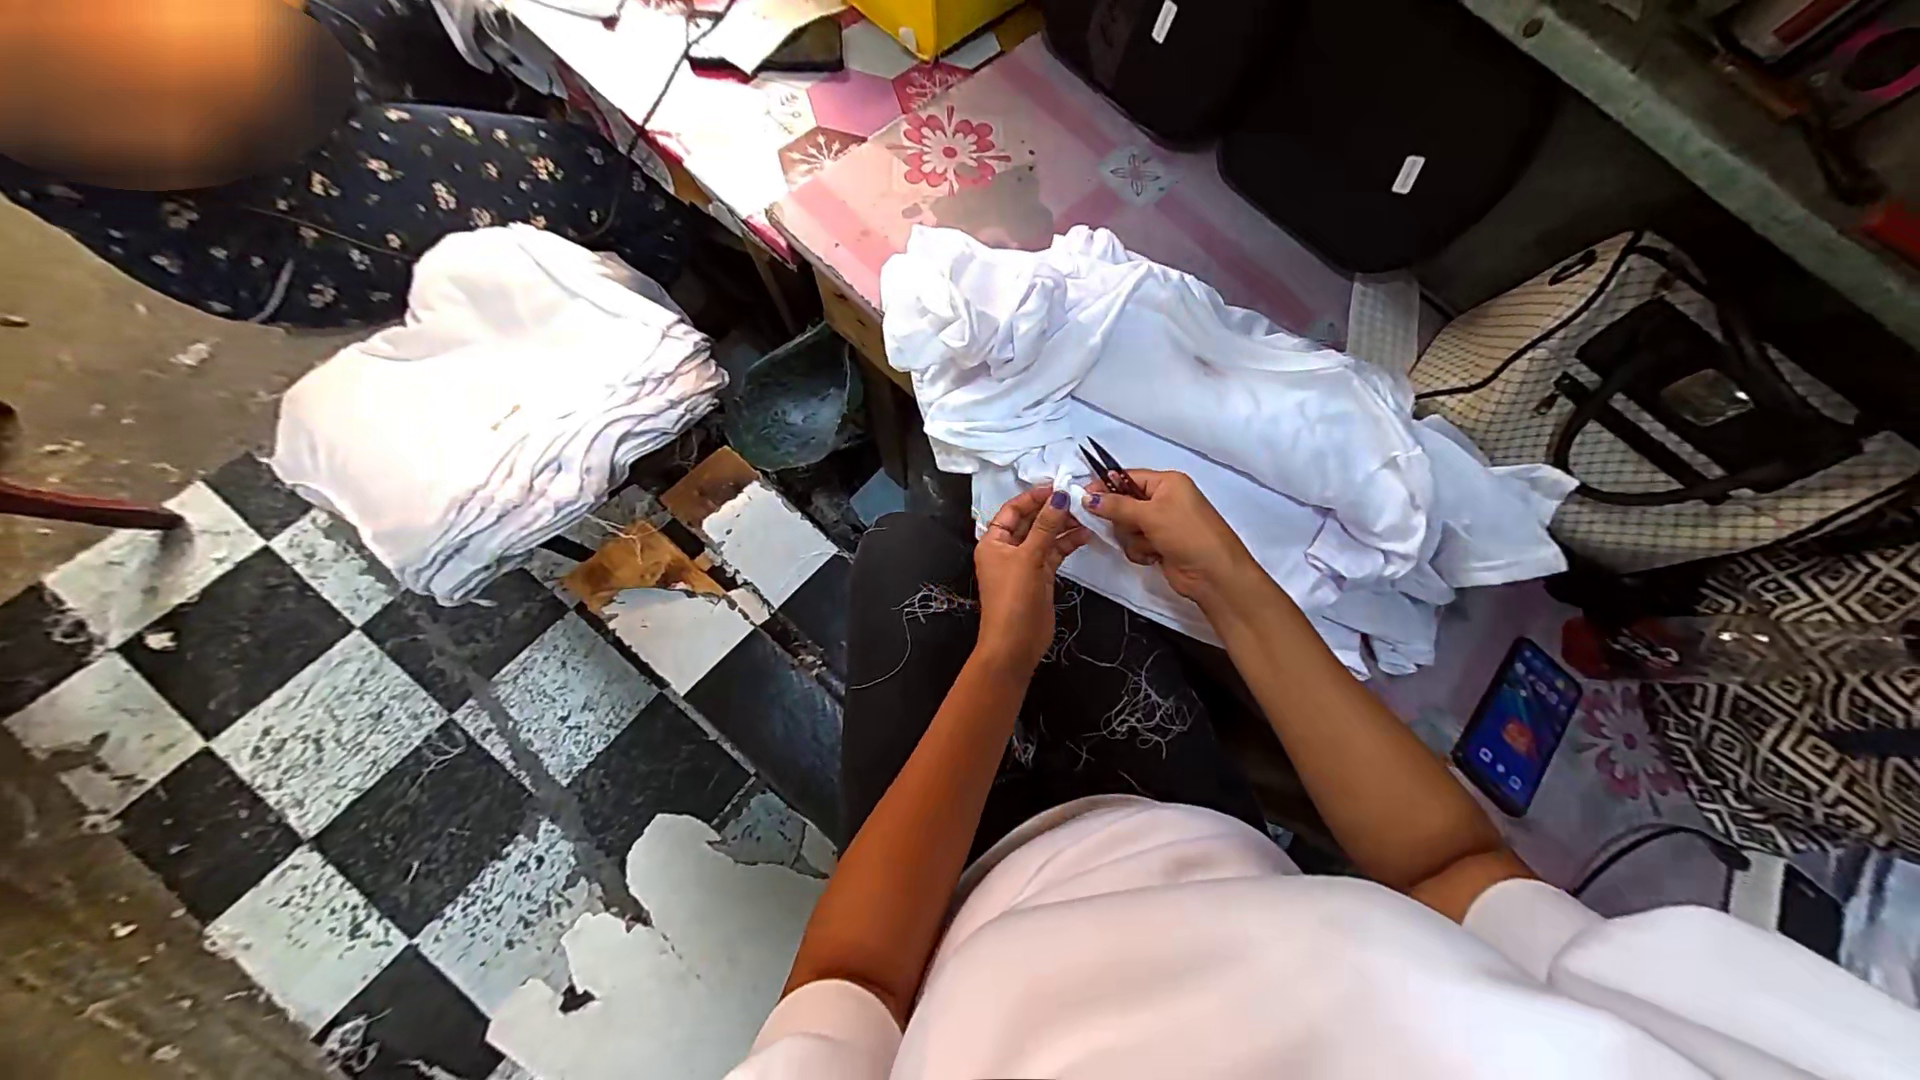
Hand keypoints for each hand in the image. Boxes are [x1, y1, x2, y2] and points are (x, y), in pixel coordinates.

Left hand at [973, 484, 1089, 673]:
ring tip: (1085, 515)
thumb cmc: (1012, 601)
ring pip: (1045, 536)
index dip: (1033, 497)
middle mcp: (1007, 549)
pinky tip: (1084, 535)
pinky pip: (1054, 552)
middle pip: (1030, 521)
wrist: (1015, 644)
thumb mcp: (1028, 558)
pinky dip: (1068, 543)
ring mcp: (1024, 563)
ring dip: (1063, 526)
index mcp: (993, 542)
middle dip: (1051, 510)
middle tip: (1076, 499)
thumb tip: (1059, 498)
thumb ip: (1046, 527)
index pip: (1012, 510)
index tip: (1056, 487)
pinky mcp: (1040, 576)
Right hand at [1080, 469, 1265, 609]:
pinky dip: (1139, 550)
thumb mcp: (1151, 515)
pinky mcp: (1158, 545)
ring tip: (1150, 544)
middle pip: (1123, 504)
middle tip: (1129, 526)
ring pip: (1126, 527)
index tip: (1084, 496)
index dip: (1105, 486)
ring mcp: (1161, 524)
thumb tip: (1089, 497)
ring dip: (1133, 538)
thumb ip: (1116, 505)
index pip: (1127, 477)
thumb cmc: (1189, 535)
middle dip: (1123, 519)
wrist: (1213, 575)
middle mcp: (1164, 500)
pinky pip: (1134, 543)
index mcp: (1168, 483)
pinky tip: (1154, 556)